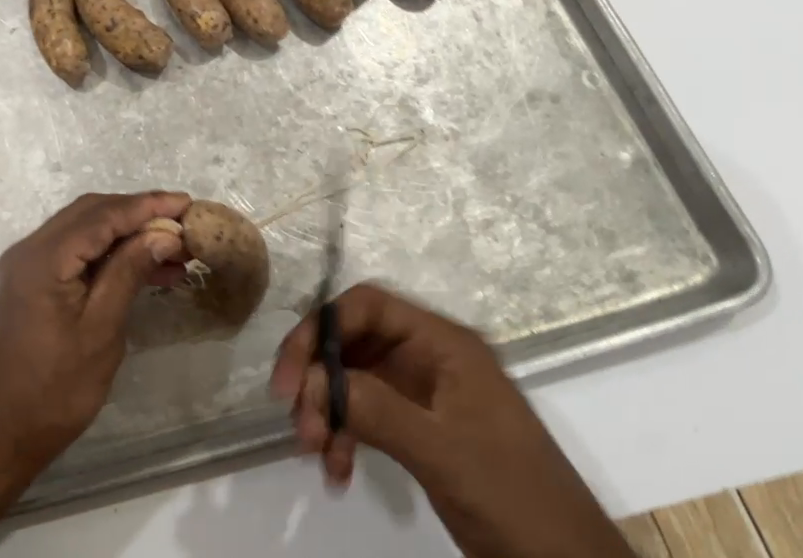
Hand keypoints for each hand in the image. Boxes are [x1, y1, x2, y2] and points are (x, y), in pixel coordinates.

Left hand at [0, 191, 190, 483]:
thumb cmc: (57, 388)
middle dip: (138, 214)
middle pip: (90, 214)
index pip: (101, 216)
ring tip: (175, 248)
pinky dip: (109, 254)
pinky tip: (147, 268)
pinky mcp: (32, 282)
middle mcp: (29, 250)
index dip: (146, 206)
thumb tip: (163, 233)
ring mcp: (28, 265)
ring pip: (84, 230)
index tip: (187, 203)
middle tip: (183, 222)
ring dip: (126, 233)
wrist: (8, 431)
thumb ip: (128, 272)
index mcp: (42, 259)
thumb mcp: (102, 329)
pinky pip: (75, 252)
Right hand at [271, 285, 632, 557]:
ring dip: (326, 412)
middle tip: (298, 426)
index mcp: (444, 344)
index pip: (367, 306)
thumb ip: (375, 408)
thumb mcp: (442, 451)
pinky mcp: (420, 429)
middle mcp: (430, 358)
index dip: (320, 330)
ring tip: (316, 454)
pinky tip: (336, 470)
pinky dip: (343, 436)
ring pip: (353, 381)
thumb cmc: (513, 496)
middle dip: (318, 380)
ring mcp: (425, 394)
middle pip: (353, 343)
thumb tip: (311, 379)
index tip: (289, 379)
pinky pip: (365, 415)